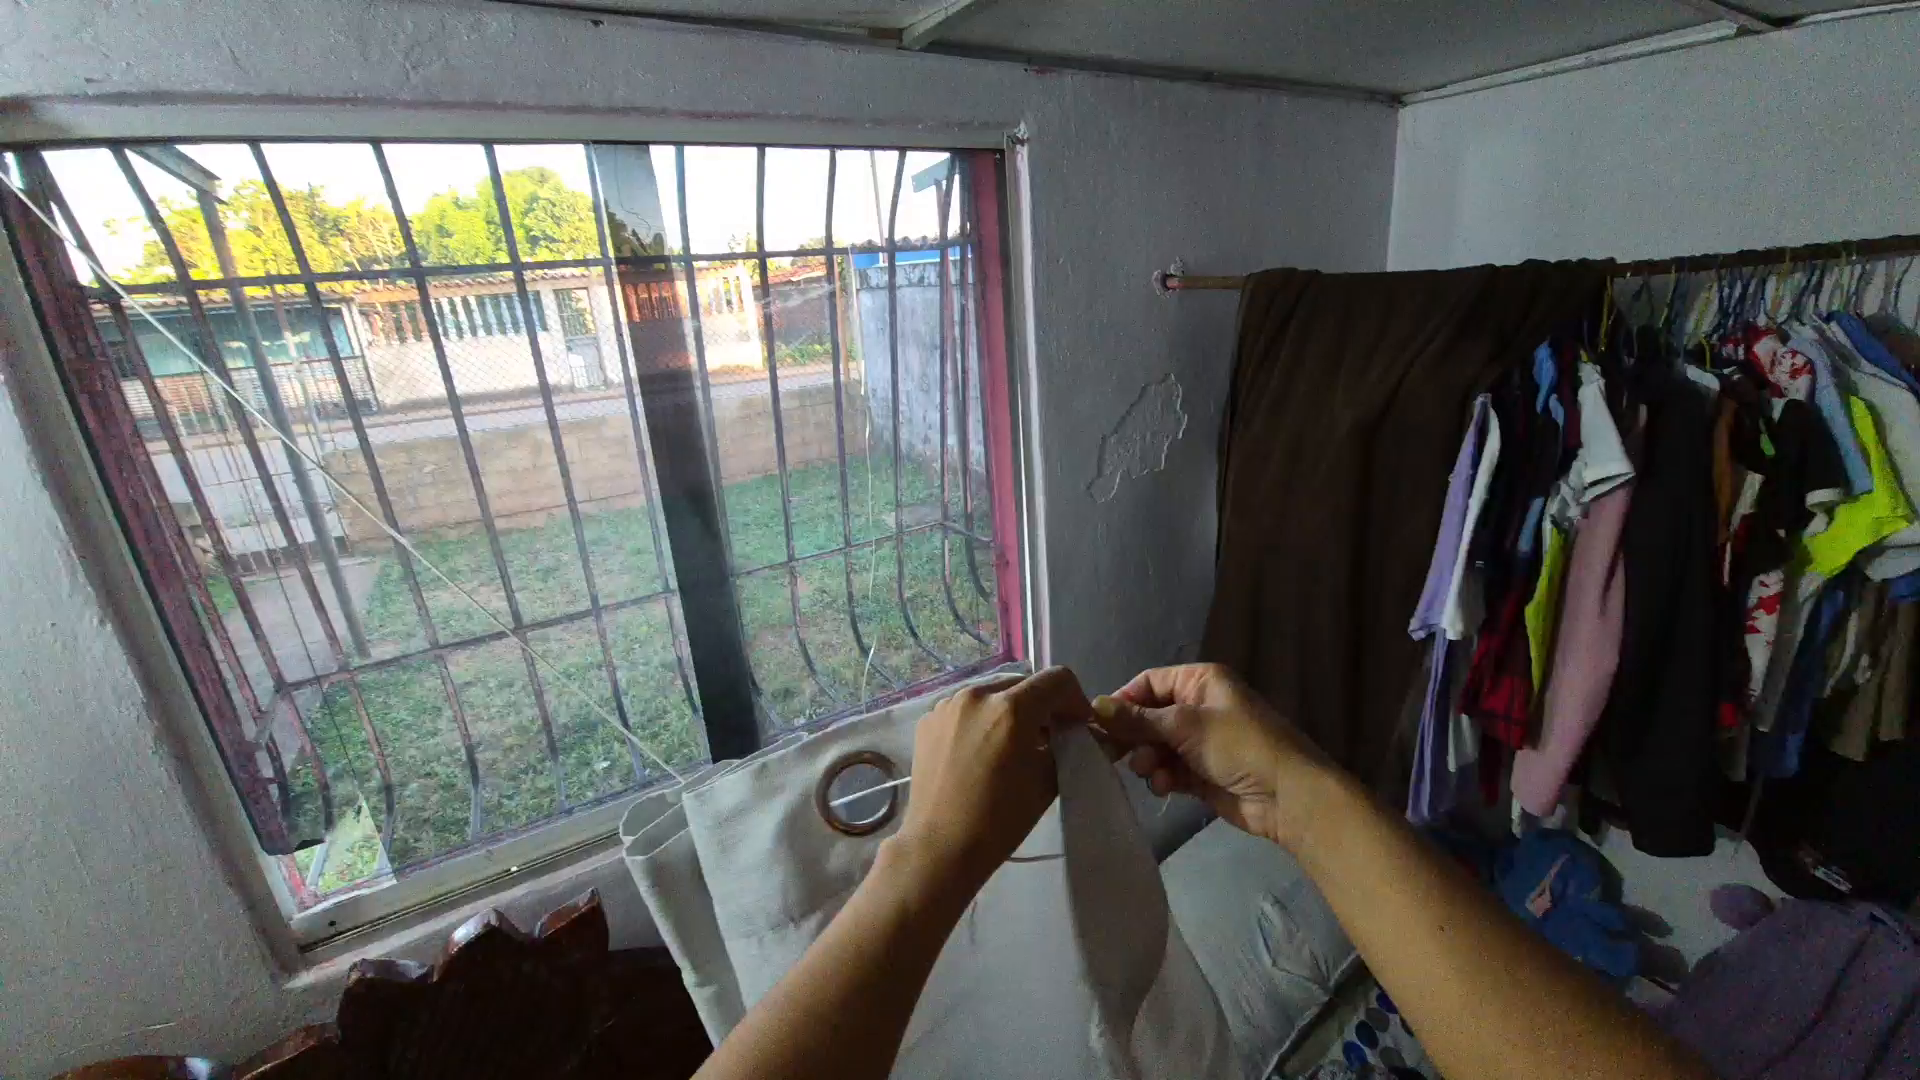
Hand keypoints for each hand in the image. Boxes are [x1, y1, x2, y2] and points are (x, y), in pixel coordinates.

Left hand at [891, 666, 1092, 895]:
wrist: (939, 847)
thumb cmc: (999, 819)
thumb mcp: (1046, 782)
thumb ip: (1072, 749)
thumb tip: (1095, 735)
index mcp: (1010, 707)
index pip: (1057, 680)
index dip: (1076, 700)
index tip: (1077, 726)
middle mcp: (976, 694)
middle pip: (1023, 684)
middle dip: (1042, 706)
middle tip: (1048, 739)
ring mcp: (947, 705)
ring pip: (992, 694)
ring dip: (1010, 711)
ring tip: (1012, 746)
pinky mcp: (928, 720)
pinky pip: (965, 709)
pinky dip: (981, 721)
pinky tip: (981, 752)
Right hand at [1093, 663, 1332, 852]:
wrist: (1289, 797)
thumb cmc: (1239, 746)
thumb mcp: (1185, 725)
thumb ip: (1137, 719)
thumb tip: (1095, 706)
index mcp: (1200, 682)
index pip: (1149, 683)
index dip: (1124, 701)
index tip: (1099, 724)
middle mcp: (1198, 707)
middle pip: (1149, 717)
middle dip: (1133, 736)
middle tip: (1113, 755)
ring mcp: (1201, 742)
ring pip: (1156, 746)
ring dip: (1148, 760)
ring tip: (1150, 772)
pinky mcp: (1202, 773)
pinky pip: (1170, 770)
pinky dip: (1163, 777)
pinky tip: (1165, 787)